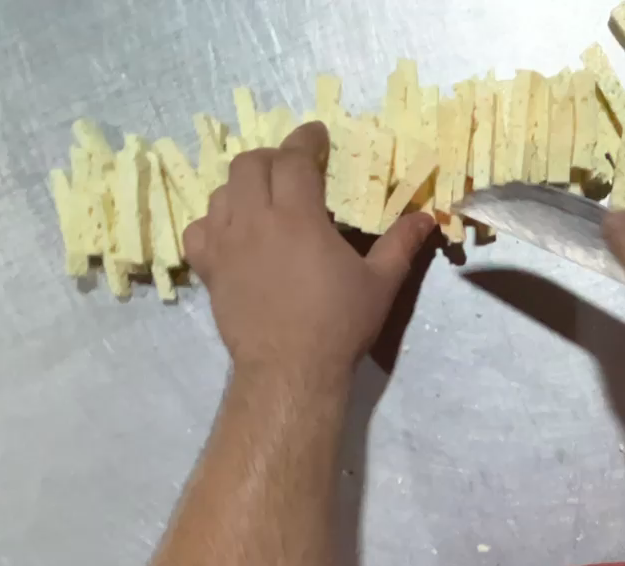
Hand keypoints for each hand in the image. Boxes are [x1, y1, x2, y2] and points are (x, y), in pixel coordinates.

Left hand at [184, 123, 433, 395]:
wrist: (291, 369)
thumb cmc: (339, 326)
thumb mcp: (379, 285)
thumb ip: (400, 245)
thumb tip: (426, 217)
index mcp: (298, 216)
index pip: (294, 158)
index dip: (306, 139)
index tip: (317, 136)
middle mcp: (255, 219)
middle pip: (250, 164)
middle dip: (272, 157)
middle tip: (292, 169)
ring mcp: (226, 244)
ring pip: (222, 192)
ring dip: (243, 186)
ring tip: (262, 199)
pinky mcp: (210, 269)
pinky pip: (199, 230)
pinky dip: (214, 222)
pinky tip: (231, 234)